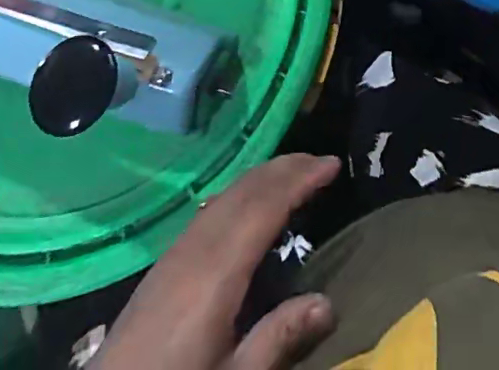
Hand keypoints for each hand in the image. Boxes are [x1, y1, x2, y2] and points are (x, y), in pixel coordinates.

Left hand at [95, 155, 340, 369]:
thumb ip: (278, 338)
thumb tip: (329, 302)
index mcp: (217, 271)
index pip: (266, 206)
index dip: (300, 179)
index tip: (332, 164)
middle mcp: (197, 247)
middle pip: (246, 190)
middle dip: (286, 168)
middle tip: (322, 161)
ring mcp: (178, 251)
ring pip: (227, 194)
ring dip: (264, 176)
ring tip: (295, 172)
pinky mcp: (166, 262)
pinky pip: (212, 207)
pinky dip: (242, 190)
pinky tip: (248, 201)